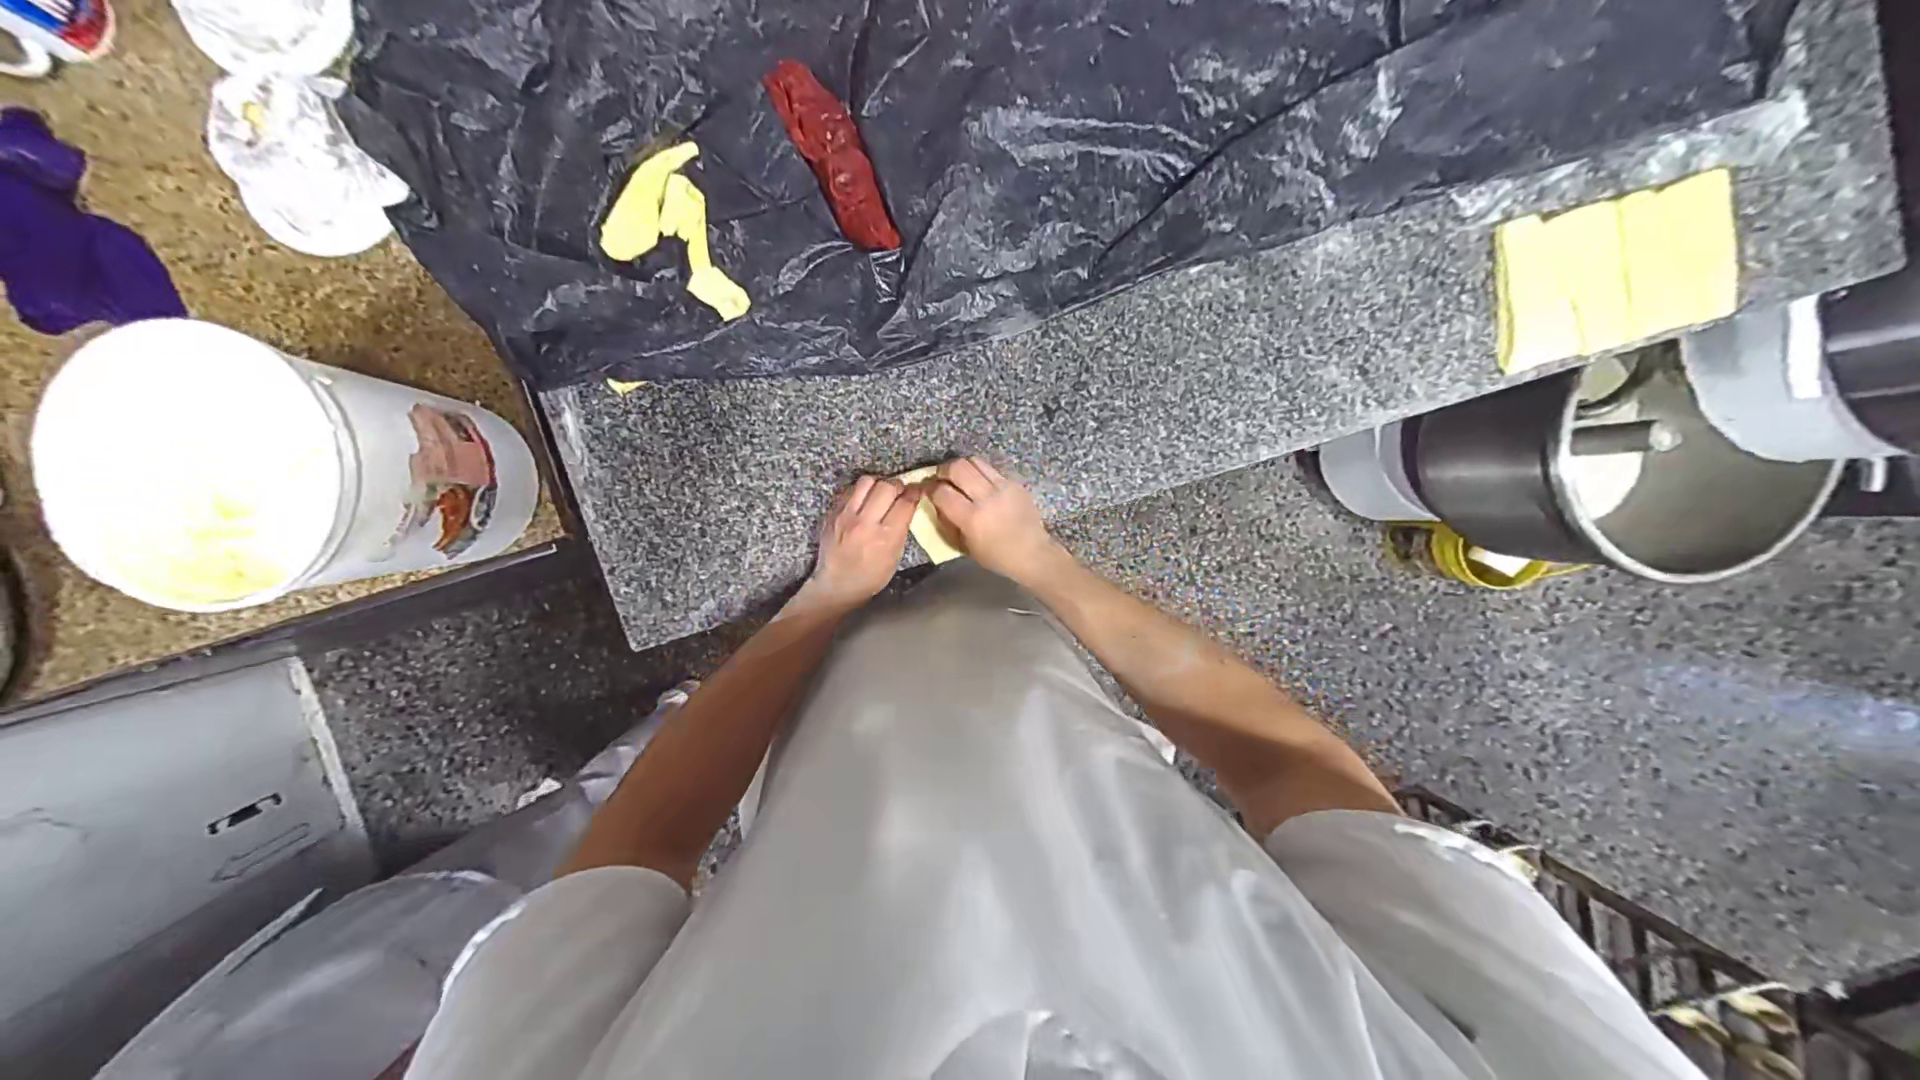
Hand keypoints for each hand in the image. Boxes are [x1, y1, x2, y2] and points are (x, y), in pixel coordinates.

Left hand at [796, 475, 917, 614]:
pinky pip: (850, 490)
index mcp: (886, 536)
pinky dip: (861, 491)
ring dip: (878, 484)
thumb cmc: (871, 576)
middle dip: (897, 486)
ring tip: (880, 492)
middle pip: (887, 486)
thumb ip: (901, 528)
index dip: (915, 492)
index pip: (905, 502)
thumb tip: (907, 505)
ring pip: (867, 481)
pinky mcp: (833, 513)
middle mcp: (865, 522)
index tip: (916, 490)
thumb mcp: (895, 556)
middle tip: (899, 492)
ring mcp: (846, 515)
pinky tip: (864, 500)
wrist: (837, 585)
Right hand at [930, 456, 1068, 584]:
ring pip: (975, 461)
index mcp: (972, 518)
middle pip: (957, 468)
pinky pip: (991, 469)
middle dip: (943, 469)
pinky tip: (980, 483)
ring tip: (960, 476)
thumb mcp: (965, 545)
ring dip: (962, 466)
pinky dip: (980, 472)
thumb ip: (948, 523)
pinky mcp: (1014, 483)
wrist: (1032, 552)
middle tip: (940, 476)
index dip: (929, 488)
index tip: (926, 488)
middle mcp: (986, 497)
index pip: (942, 492)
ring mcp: (1003, 487)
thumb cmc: (996, 556)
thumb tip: (936, 503)